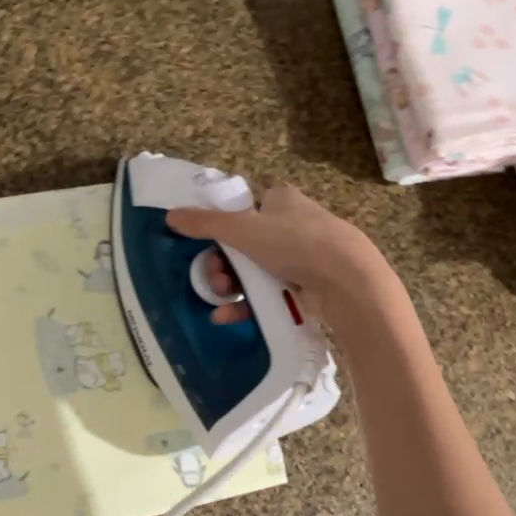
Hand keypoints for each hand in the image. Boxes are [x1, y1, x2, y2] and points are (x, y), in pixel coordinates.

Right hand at [167, 185, 390, 324]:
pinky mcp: (304, 286)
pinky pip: (267, 293)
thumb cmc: (294, 242)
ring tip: (221, 297)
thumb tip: (170, 215)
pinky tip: (227, 315)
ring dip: (231, 286)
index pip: (244, 208)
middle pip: (243, 245)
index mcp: (281, 200)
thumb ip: (205, 223)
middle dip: (222, 264)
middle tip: (213, 278)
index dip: (221, 228)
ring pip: (253, 271)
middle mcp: (291, 224)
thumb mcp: (242, 229)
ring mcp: (300, 256)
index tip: (206, 246)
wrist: (344, 280)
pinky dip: (246, 304)